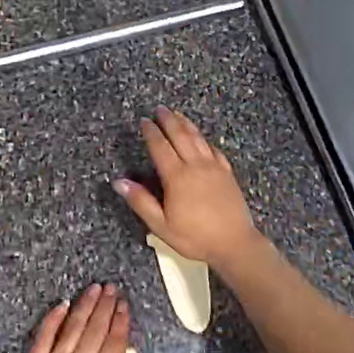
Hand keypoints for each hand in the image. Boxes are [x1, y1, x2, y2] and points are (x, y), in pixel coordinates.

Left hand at [0, 284, 139, 352]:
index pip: (115, 345)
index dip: (121, 323)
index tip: (125, 306)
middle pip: (95, 330)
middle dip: (106, 307)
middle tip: (113, 288)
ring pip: (72, 327)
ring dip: (85, 306)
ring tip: (95, 288)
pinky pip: (44, 337)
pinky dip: (53, 319)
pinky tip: (62, 305)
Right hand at [113, 107, 266, 268]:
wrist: (234, 243)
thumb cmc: (195, 237)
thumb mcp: (161, 225)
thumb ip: (140, 201)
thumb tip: (119, 182)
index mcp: (177, 177)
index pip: (160, 147)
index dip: (151, 132)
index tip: (144, 121)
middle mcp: (196, 167)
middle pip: (180, 136)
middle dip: (169, 121)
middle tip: (160, 109)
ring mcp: (214, 168)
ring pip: (198, 139)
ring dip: (187, 125)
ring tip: (178, 115)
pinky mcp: (227, 174)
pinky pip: (214, 150)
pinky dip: (205, 140)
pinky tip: (202, 139)